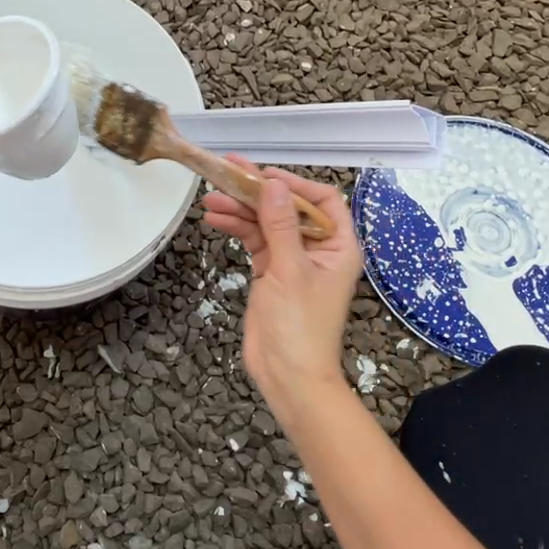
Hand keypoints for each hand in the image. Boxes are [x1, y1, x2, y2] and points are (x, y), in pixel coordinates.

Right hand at [201, 157, 362, 411]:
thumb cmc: (301, 326)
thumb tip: (273, 183)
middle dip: (257, 192)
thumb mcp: (290, 270)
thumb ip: (281, 224)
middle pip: (287, 207)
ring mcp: (292, 259)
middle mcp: (317, 248)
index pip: (322, 200)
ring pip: (266, 221)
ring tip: (211, 198)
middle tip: (227, 172)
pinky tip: (215, 218)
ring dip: (240, 209)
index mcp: (338, 246)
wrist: (288, 377)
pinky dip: (236, 228)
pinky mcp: (271, 271)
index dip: (294, 184)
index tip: (263, 175)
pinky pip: (254, 239)